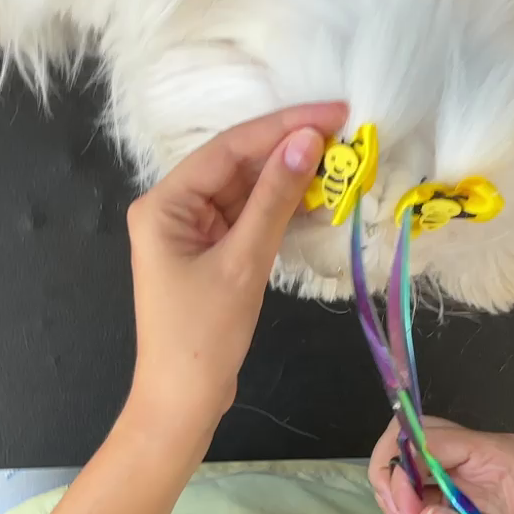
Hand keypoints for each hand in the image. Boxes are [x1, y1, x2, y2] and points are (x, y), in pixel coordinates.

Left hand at [124, 103, 347, 427]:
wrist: (184, 400)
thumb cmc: (203, 334)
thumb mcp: (242, 262)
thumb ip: (274, 199)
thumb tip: (307, 141)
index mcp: (165, 204)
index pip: (229, 149)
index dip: (282, 126)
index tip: (335, 113)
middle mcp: (174, 209)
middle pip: (238, 166)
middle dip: (290, 152)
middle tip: (348, 137)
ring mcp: (193, 232)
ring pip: (248, 192)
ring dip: (292, 182)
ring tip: (343, 166)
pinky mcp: (212, 254)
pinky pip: (250, 220)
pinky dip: (282, 213)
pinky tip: (321, 202)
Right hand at [367, 417, 513, 513]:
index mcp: (501, 455)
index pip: (429, 437)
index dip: (405, 471)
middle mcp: (479, 457)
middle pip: (411, 446)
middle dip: (394, 485)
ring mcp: (468, 479)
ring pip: (408, 473)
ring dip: (398, 508)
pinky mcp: (459, 502)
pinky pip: (416, 499)